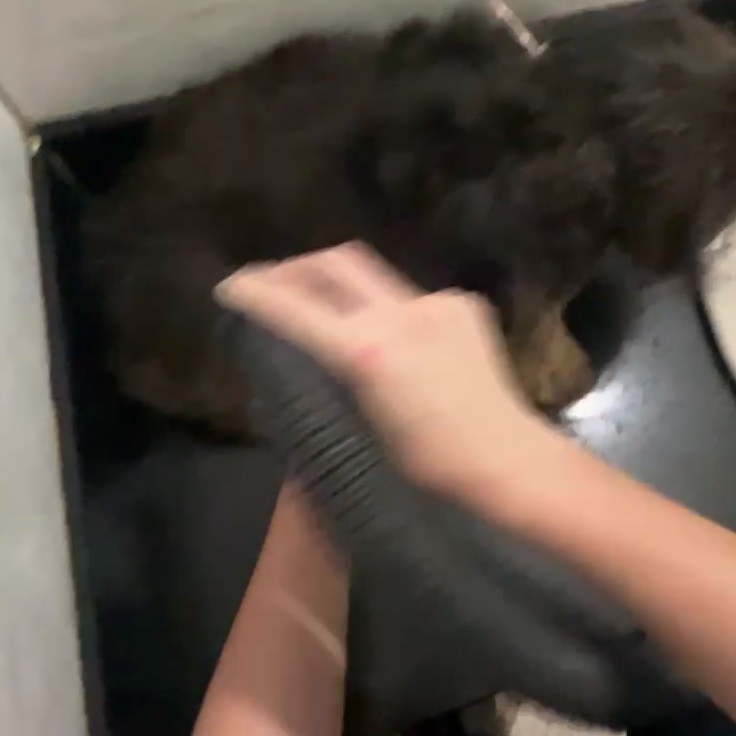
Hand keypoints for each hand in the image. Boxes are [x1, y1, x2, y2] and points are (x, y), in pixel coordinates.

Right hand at [214, 243, 560, 498]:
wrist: (507, 461)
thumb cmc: (426, 473)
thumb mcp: (358, 438)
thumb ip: (324, 389)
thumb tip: (298, 365)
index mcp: (368, 354)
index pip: (295, 308)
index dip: (255, 293)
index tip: (229, 285)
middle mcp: (402, 315)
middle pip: (334, 263)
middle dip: (296, 267)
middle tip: (273, 281)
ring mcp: (438, 305)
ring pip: (375, 277)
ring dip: (343, 288)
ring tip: (327, 310)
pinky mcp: (463, 306)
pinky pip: (412, 298)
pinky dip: (389, 311)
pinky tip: (395, 340)